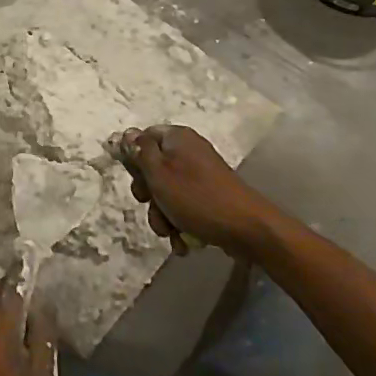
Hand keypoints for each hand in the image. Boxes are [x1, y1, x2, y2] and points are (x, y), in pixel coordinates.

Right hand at [119, 125, 279, 257]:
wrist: (247, 228)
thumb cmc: (196, 197)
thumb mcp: (159, 173)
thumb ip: (140, 152)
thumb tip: (127, 134)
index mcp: (177, 138)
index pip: (143, 138)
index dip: (134, 159)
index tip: (135, 179)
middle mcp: (188, 151)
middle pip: (153, 168)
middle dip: (149, 194)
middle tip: (150, 205)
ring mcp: (200, 175)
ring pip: (167, 192)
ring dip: (162, 215)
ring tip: (170, 232)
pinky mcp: (209, 196)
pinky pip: (184, 206)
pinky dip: (179, 223)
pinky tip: (182, 241)